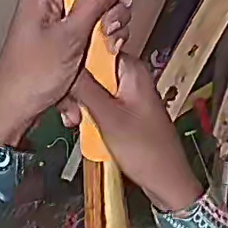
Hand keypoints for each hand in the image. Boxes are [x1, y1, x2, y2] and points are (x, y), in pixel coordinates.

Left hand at [0, 0, 134, 146]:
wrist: (14, 112)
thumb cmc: (30, 77)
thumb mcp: (71, 35)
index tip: (112, 14)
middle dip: (109, 20)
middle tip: (102, 40)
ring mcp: (57, 21)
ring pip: (100, 17)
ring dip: (105, 40)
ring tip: (93, 58)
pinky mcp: (63, 39)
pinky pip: (92, 35)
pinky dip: (96, 50)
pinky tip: (91, 64)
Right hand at [67, 57, 205, 212]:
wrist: (165, 180)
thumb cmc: (146, 151)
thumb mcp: (108, 117)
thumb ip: (84, 88)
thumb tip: (63, 64)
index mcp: (131, 69)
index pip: (94, 47)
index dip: (74, 62)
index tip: (62, 80)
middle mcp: (129, 76)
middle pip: (89, 68)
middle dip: (74, 88)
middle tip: (70, 112)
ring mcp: (126, 93)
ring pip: (90, 87)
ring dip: (78, 104)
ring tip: (75, 123)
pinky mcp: (123, 109)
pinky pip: (97, 102)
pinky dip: (87, 113)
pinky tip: (81, 126)